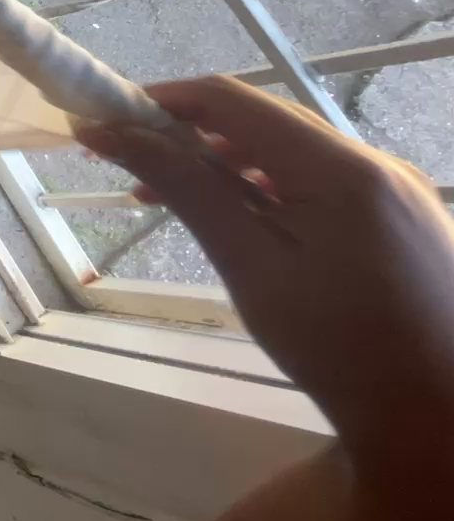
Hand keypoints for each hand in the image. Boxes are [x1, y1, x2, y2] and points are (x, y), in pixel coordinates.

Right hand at [76, 78, 453, 519]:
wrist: (444, 422)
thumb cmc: (337, 342)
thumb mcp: (244, 258)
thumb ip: (179, 183)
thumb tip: (102, 131)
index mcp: (340, 167)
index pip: (228, 98)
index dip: (156, 100)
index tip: (102, 125)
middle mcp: (374, 162)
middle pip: (254, 117)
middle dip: (177, 129)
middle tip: (120, 160)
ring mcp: (393, 189)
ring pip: (279, 145)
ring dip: (210, 156)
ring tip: (160, 193)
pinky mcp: (396, 214)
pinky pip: (308, 174)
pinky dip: (252, 180)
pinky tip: (225, 212)